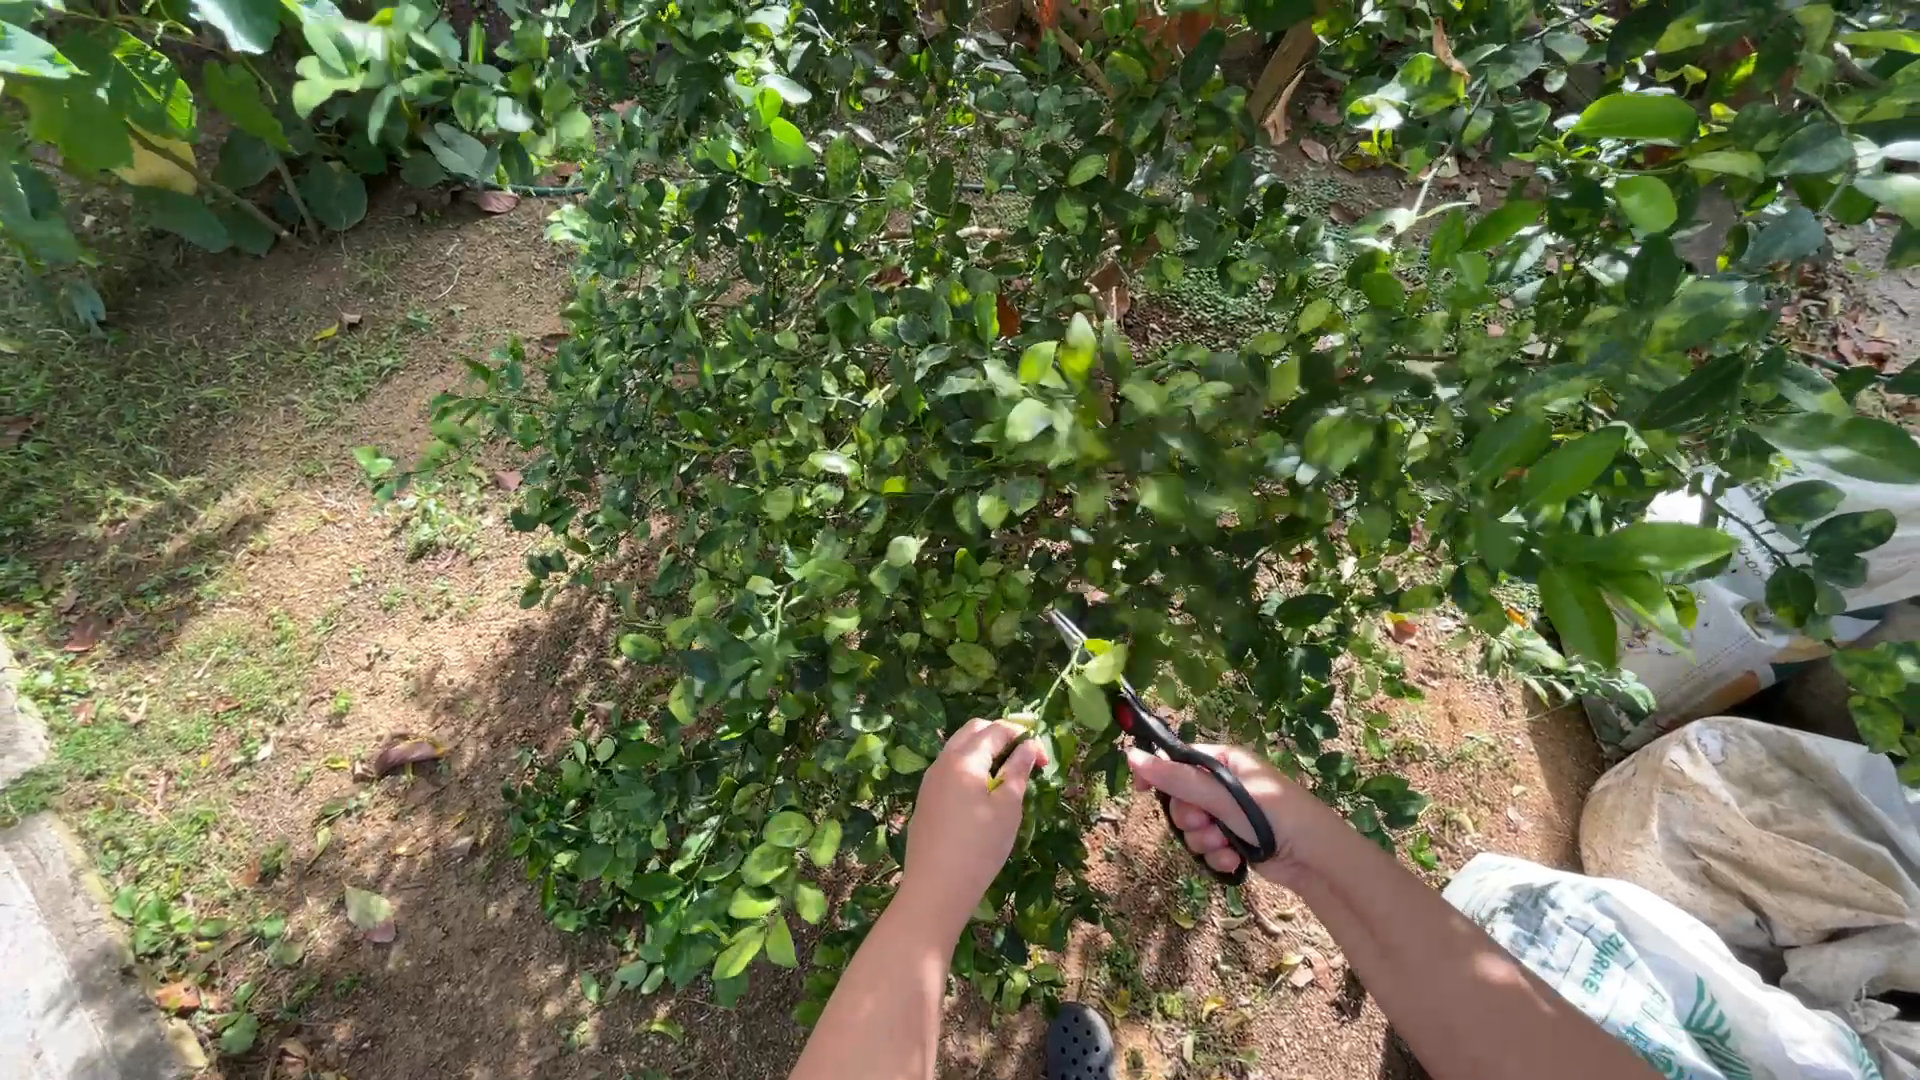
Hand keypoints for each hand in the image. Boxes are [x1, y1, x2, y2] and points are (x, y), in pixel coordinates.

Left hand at [898, 719, 1047, 935]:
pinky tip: (984, 793)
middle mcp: (943, 761)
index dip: (1023, 736)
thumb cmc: (979, 848)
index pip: (996, 730)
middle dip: (1001, 736)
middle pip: (973, 731)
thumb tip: (1029, 746)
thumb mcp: (1007, 808)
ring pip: (959, 748)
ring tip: (1007, 776)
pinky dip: (971, 767)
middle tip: (1024, 758)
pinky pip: (950, 768)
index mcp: (964, 759)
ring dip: (985, 751)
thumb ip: (1018, 771)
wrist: (934, 889)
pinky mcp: (926, 798)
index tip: (1044, 759)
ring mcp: (930, 780)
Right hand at [1124, 743, 1339, 887]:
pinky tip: (1233, 860)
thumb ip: (1178, 779)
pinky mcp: (1233, 840)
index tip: (1139, 790)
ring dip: (1203, 840)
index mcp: (1223, 760)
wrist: (1316, 862)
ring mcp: (1228, 814)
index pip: (1176, 759)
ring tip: (1225, 845)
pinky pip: (1207, 846)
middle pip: (1179, 797)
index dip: (1157, 774)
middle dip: (1188, 817)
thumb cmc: (1274, 816)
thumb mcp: (1223, 795)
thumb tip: (1132, 756)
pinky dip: (1216, 855)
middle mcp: (1223, 784)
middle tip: (1205, 824)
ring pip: (1191, 826)